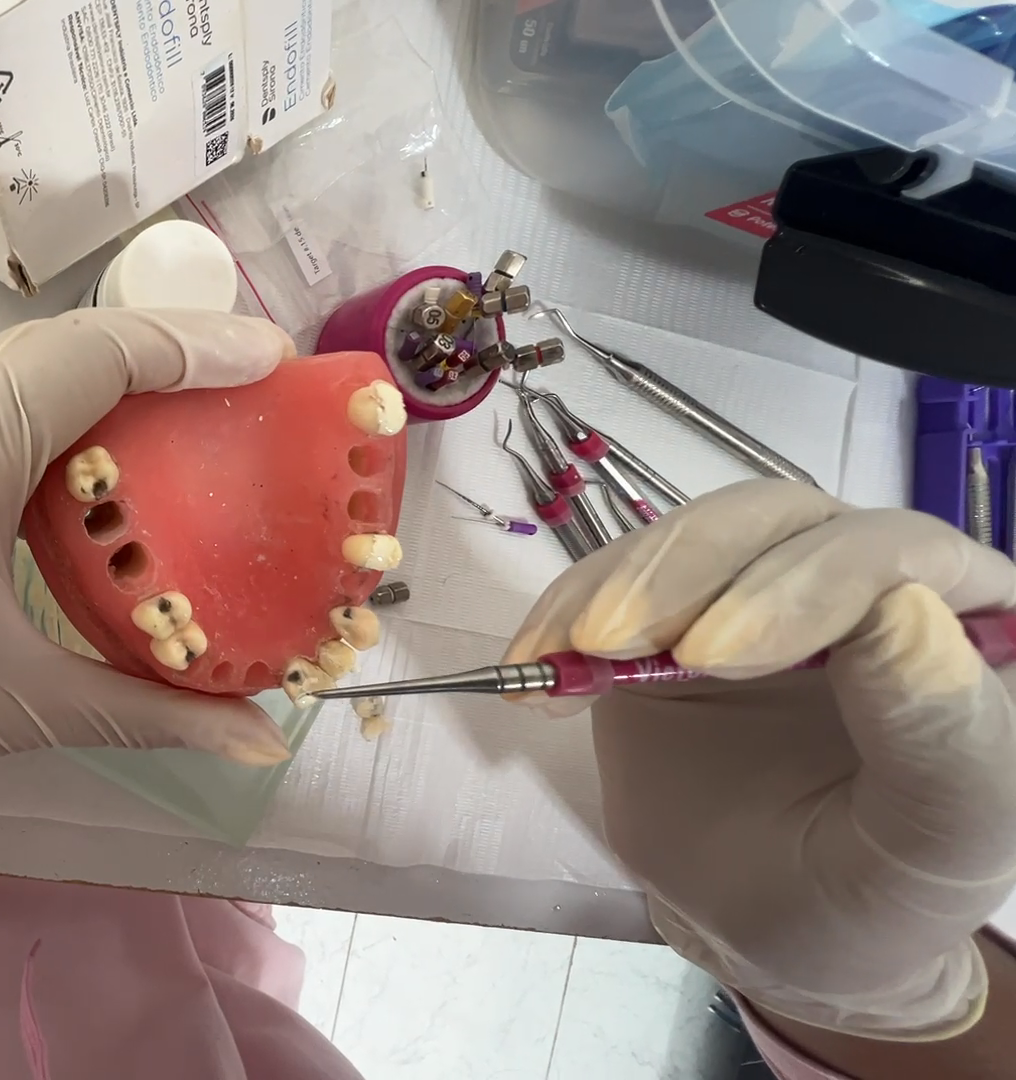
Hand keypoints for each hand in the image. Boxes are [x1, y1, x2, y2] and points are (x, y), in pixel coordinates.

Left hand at [0, 310, 296, 868]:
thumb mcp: (9, 708)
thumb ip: (148, 712)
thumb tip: (265, 742)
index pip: (86, 357)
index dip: (191, 345)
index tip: (272, 362)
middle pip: (59, 348)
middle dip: (162, 360)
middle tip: (244, 403)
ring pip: (20, 360)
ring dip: (107, 382)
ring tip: (186, 424)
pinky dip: (54, 405)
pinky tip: (93, 453)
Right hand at [504, 480, 1015, 1039]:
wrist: (752, 917)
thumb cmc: (863, 894)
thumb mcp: (926, 845)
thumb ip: (942, 741)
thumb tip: (905, 607)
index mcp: (959, 633)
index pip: (884, 552)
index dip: (792, 585)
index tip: (700, 660)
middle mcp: (847, 594)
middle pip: (762, 521)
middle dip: (673, 572)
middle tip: (604, 641)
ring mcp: (736, 601)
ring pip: (671, 542)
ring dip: (597, 590)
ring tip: (549, 661)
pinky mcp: (653, 622)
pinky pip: (597, 585)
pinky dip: (552, 616)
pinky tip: (529, 665)